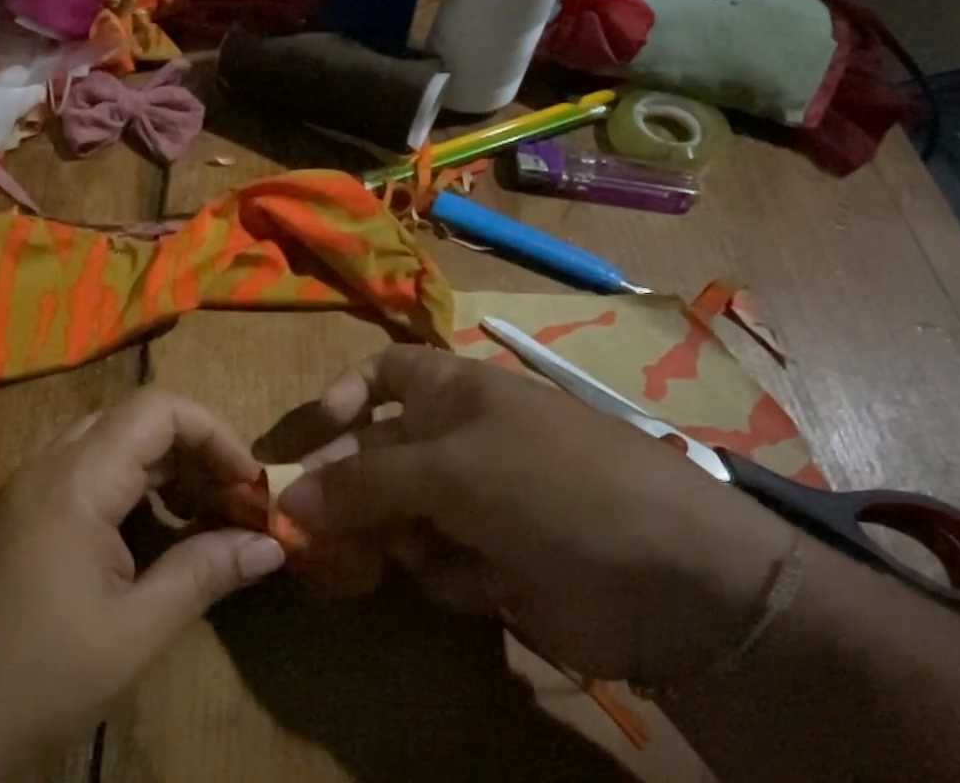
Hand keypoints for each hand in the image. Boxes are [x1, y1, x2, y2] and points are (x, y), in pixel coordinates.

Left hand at [0, 390, 285, 768]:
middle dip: (192, 453)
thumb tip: (271, 543)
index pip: (156, 409)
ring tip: (201, 521)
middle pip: (133, 422)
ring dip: (162, 471)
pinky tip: (150, 539)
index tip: (250, 484)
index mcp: (76, 481)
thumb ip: (204, 573)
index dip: (213, 432)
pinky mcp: (20, 512)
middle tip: (233, 505)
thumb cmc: (42, 675)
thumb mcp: (136, 630)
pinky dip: (128, 489)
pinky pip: (83, 473)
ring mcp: (28, 487)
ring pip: (108, 445)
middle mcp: (48, 465)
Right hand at [278, 346, 796, 685]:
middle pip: (374, 456)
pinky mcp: (490, 563)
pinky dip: (437, 575)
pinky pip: (431, 563)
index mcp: (452, 395)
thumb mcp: (446, 469)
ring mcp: (475, 505)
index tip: (310, 439)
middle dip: (342, 492)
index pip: (383, 374)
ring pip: (394, 517)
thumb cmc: (549, 486)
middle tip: (305, 534)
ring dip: (378, 541)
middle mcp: (458, 444)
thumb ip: (359, 483)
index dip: (342, 397)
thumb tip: (284, 499)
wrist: (675, 584)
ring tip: (368, 569)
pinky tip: (468, 585)